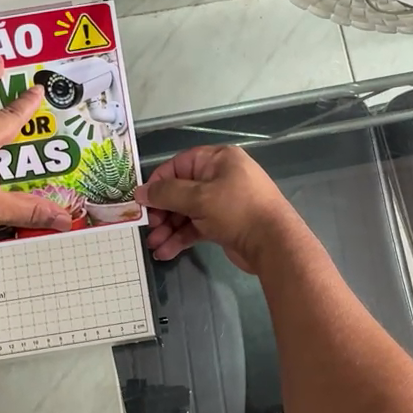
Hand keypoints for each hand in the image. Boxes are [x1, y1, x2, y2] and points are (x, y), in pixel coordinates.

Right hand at [134, 145, 304, 273]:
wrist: (273, 244)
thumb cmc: (236, 210)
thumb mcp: (198, 198)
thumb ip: (166, 194)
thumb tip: (139, 192)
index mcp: (217, 160)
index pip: (178, 166)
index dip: (158, 183)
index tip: (141, 202)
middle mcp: (219, 177)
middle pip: (180, 191)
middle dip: (162, 212)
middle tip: (148, 228)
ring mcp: (222, 202)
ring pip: (186, 212)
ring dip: (168, 229)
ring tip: (154, 245)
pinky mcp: (223, 224)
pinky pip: (196, 227)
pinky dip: (181, 238)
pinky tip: (166, 252)